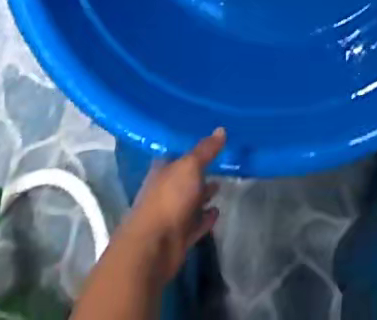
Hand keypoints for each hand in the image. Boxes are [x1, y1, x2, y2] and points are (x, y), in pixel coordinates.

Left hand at [118, 129, 224, 280]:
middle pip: (184, 178)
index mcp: (162, 169)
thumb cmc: (170, 198)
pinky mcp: (178, 236)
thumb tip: (221, 129)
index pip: (178, 154)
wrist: (154, 246)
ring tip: (221, 185)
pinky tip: (217, 212)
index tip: (209, 142)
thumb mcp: (190, 167)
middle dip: (199, 172)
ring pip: (190, 201)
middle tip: (219, 164)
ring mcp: (171, 214)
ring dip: (204, 194)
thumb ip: (205, 150)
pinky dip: (205, 218)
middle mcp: (165, 189)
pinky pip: (195, 223)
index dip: (192, 148)